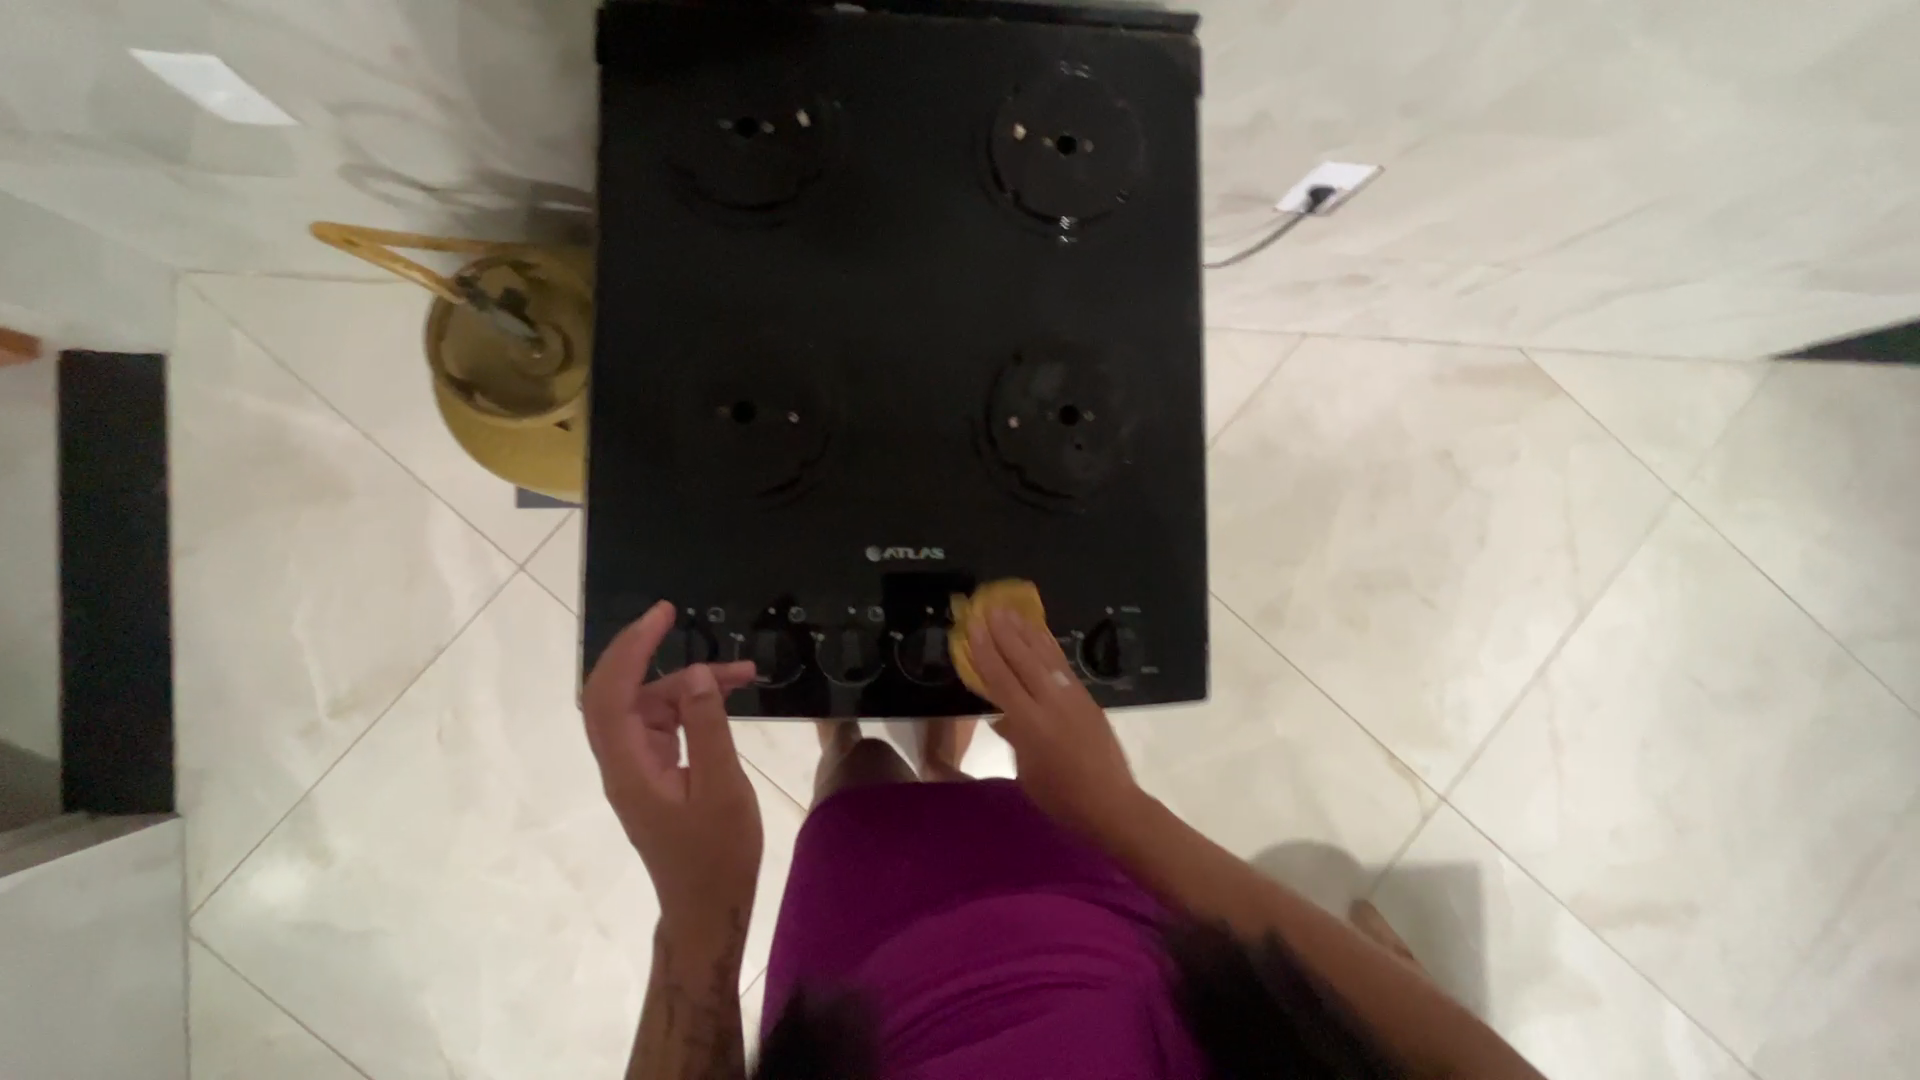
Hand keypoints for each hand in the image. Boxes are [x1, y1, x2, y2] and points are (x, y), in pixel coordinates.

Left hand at [583, 601, 762, 939]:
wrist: (708, 906)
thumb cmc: (717, 854)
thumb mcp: (722, 787)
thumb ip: (707, 726)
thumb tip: (692, 673)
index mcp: (629, 766)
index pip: (610, 694)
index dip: (630, 649)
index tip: (662, 616)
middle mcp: (623, 761)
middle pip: (614, 692)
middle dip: (640, 650)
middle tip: (672, 616)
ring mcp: (638, 766)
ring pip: (647, 705)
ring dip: (686, 681)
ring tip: (742, 672)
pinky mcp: (656, 772)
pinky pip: (665, 723)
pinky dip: (692, 703)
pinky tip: (727, 695)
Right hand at [966, 607, 1147, 838]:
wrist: (1110, 803)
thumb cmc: (1061, 797)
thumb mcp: (1026, 771)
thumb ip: (1014, 737)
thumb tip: (1002, 716)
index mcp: (1030, 724)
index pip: (1001, 680)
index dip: (985, 652)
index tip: (973, 627)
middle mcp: (1051, 703)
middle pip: (1022, 660)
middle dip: (1004, 632)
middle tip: (989, 607)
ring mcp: (1072, 697)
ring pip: (1045, 656)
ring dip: (1025, 631)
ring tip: (1011, 611)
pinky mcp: (1087, 697)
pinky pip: (1062, 665)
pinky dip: (1048, 646)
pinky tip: (1039, 634)